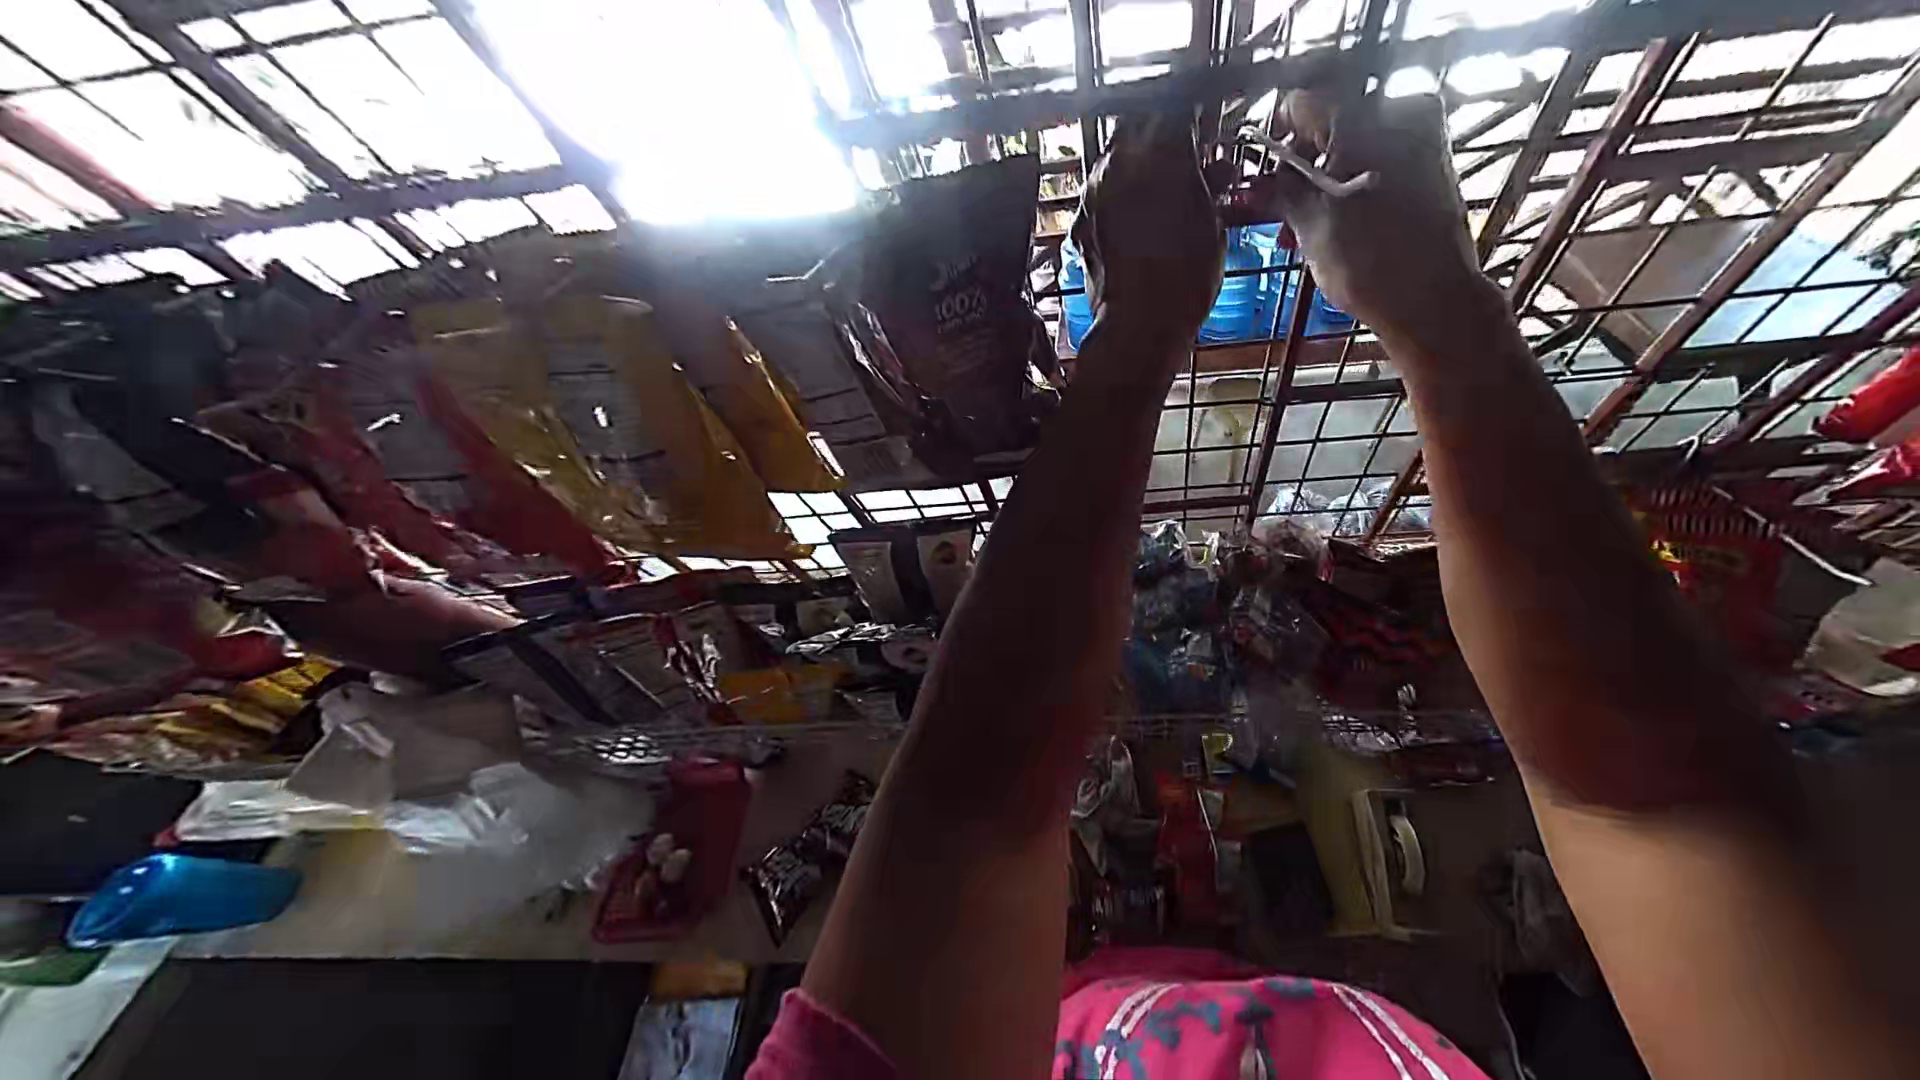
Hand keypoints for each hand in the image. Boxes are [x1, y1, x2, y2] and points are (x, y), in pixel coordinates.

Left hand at [1071, 112, 1225, 350]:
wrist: (1139, 327)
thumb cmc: (1183, 279)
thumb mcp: (1211, 221)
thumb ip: (1204, 183)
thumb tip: (1206, 171)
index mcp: (1156, 150)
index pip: (1178, 110)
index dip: (1195, 122)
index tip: (1206, 134)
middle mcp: (1115, 165)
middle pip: (1141, 135)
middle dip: (1165, 146)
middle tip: (1188, 167)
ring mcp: (1092, 197)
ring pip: (1118, 167)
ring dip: (1141, 175)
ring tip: (1167, 201)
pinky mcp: (1080, 227)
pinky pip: (1103, 201)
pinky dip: (1121, 205)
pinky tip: (1142, 227)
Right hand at [1267, 91, 1499, 346]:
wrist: (1430, 298)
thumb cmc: (1371, 263)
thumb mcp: (1311, 225)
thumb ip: (1280, 193)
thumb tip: (1253, 183)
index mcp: (1369, 120)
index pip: (1302, 106)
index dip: (1272, 140)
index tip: (1257, 174)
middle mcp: (1401, 115)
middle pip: (1327, 128)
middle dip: (1294, 169)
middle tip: (1272, 210)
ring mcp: (1419, 139)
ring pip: (1348, 149)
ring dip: (1315, 185)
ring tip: (1296, 230)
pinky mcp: (1427, 165)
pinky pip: (1372, 162)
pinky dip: (1344, 188)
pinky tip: (1327, 225)